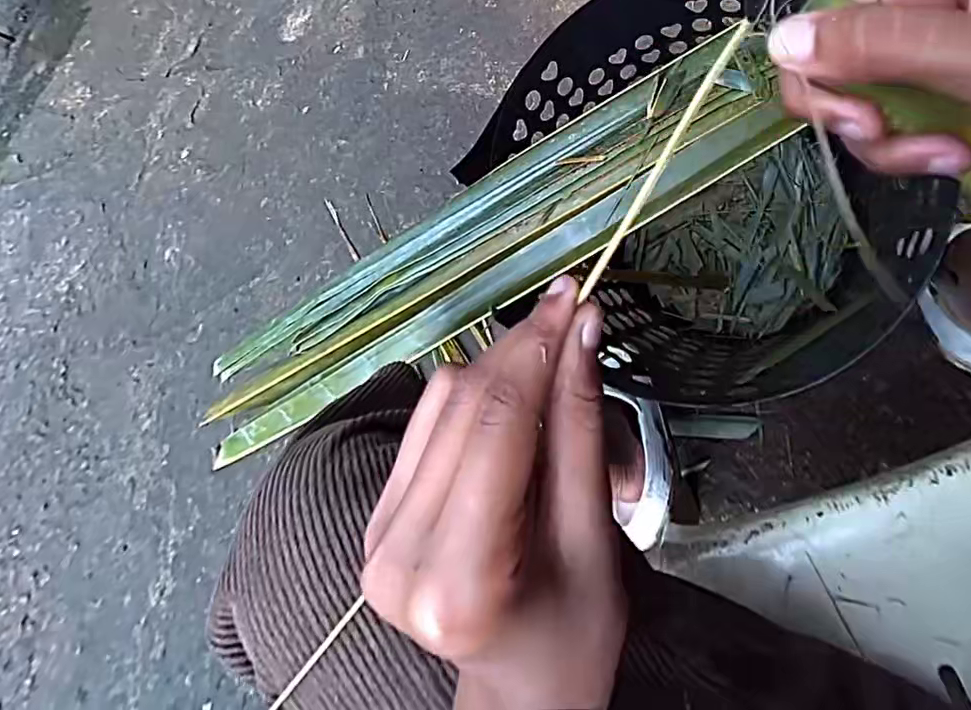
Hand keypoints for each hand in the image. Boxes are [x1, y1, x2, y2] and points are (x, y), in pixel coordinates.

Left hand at [361, 277, 623, 709]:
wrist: (523, 681)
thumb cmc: (575, 627)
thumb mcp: (592, 533)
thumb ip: (580, 425)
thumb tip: (584, 331)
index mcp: (460, 577)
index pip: (499, 423)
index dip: (539, 346)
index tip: (575, 299)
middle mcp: (399, 554)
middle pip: (465, 403)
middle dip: (523, 344)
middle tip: (571, 308)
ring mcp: (378, 533)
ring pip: (442, 399)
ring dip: (502, 364)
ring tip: (552, 360)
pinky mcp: (378, 512)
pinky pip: (428, 418)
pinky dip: (476, 391)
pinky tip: (515, 393)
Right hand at [670, 0, 970, 200]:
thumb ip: (894, 47)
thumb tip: (780, 46)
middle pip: (817, 21)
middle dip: (826, 82)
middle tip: (865, 127)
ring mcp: (926, 43)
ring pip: (838, 81)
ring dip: (862, 125)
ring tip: (925, 150)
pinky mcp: (934, 93)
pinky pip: (872, 118)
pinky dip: (893, 147)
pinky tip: (949, 159)